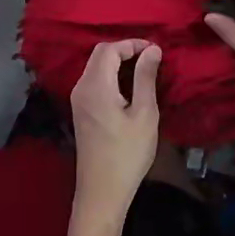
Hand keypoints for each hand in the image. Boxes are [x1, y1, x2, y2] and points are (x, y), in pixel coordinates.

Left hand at [70, 40, 160, 221]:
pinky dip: (111, 75)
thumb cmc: (127, 153)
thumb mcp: (144, 114)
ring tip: (144, 72)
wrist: (102, 192)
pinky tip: (129, 88)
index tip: (156, 52)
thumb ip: (146, 78)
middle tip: (151, 60)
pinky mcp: (81, 111)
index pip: (109, 49)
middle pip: (100, 54)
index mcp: (96, 86)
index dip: (132, 44)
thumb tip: (152, 49)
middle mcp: (81, 88)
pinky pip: (94, 80)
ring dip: (118, 63)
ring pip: (96, 67)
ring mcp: (78, 100)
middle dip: (125, 50)